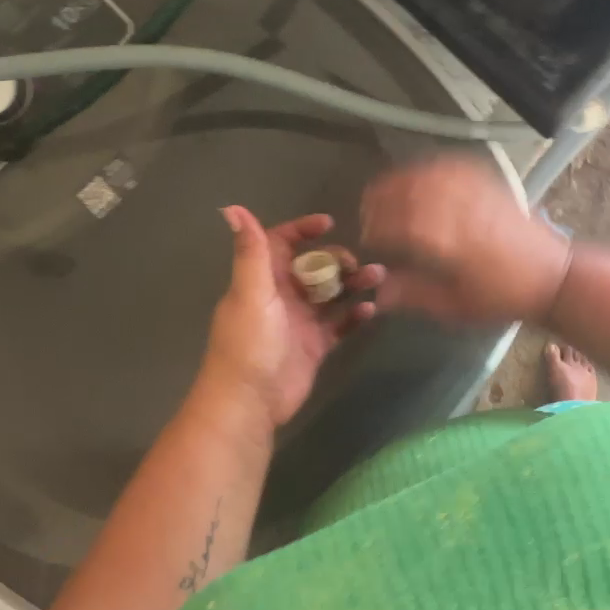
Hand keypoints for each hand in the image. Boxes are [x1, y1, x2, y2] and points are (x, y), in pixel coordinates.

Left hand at [198, 208, 383, 428]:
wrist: (250, 401)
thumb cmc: (249, 343)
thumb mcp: (250, 293)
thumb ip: (251, 252)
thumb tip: (233, 208)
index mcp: (262, 280)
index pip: (281, 243)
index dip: (301, 230)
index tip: (329, 224)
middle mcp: (281, 297)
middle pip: (313, 267)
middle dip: (336, 260)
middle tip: (356, 265)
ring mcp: (300, 322)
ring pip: (331, 294)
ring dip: (352, 284)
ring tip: (377, 278)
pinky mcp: (315, 346)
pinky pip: (339, 324)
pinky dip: (354, 316)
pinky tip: (371, 310)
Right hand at [360, 155, 571, 326]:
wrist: (551, 276)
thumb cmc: (502, 297)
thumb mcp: (455, 306)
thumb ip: (414, 295)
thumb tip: (377, 293)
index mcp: (449, 242)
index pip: (399, 223)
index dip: (376, 228)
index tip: (367, 239)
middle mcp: (459, 209)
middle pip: (408, 192)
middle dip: (381, 200)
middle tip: (368, 214)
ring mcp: (475, 192)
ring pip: (427, 174)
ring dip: (399, 180)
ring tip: (385, 193)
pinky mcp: (488, 183)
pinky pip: (451, 165)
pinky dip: (428, 168)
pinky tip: (419, 176)